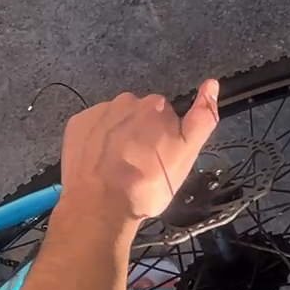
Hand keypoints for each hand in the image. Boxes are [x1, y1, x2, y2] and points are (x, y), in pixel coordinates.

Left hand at [58, 80, 220, 224]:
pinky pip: (92, 127)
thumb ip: (202, 118)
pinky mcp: (76, 124)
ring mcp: (98, 111)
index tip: (159, 158)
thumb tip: (212, 83)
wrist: (100, 205)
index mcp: (156, 105)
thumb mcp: (186, 155)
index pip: (165, 115)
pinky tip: (98, 163)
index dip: (164, 137)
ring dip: (118, 137)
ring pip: (115, 121)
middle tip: (140, 165)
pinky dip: (96, 141)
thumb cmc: (148, 184)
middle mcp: (126, 100)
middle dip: (140, 135)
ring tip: (118, 168)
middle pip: (139, 115)